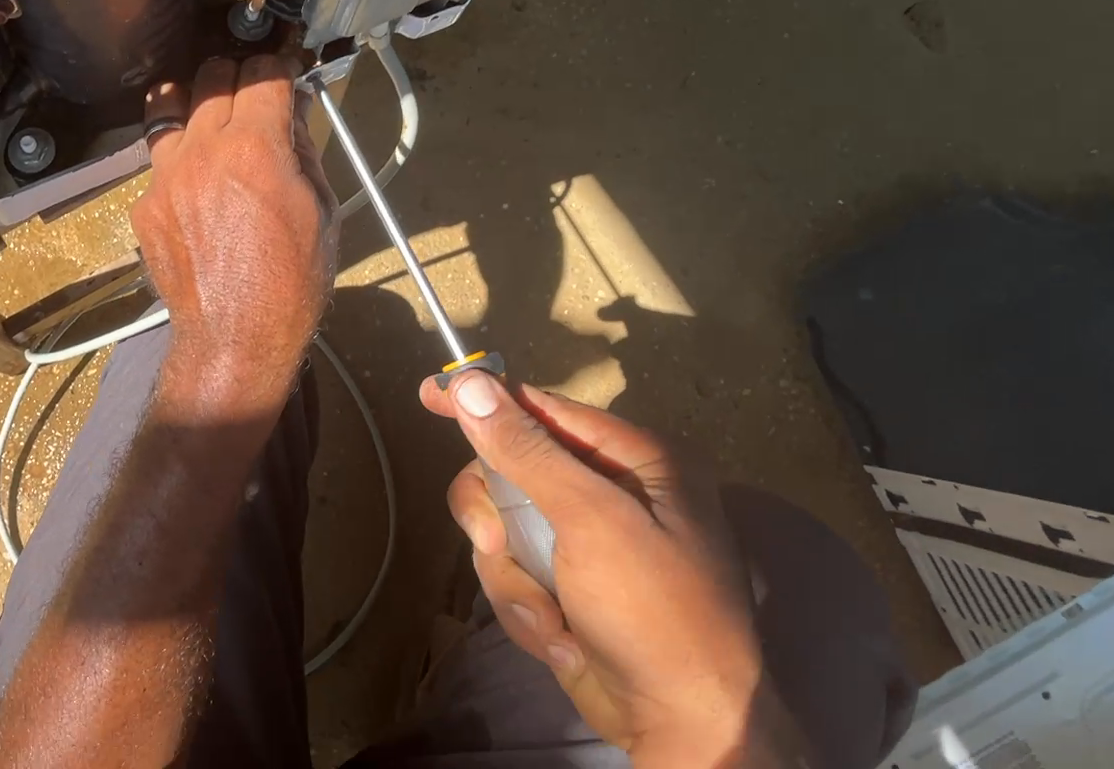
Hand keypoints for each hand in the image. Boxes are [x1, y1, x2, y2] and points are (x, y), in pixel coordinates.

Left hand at [132, 55, 336, 406]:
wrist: (234, 337)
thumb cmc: (293, 281)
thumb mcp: (321, 211)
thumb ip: (303, 149)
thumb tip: (294, 110)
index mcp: (254, 147)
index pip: (264, 72)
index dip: (281, 65)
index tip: (287, 73)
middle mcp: (202, 149)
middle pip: (212, 76)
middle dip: (238, 77)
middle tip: (252, 98)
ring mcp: (164, 175)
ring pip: (167, 105)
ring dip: (192, 101)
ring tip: (206, 116)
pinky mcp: (143, 203)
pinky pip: (158, 162)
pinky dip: (178, 159)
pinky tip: (193, 182)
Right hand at [420, 372, 808, 766]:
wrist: (685, 731)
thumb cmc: (654, 612)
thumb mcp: (590, 520)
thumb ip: (526, 449)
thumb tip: (469, 382)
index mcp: (636, 459)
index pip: (540, 409)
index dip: (483, 401)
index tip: (428, 393)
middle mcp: (611, 490)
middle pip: (507, 470)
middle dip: (496, 518)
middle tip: (495, 545)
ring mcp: (586, 538)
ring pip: (500, 525)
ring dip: (514, 576)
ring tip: (551, 616)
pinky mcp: (567, 580)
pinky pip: (511, 568)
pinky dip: (524, 603)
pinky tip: (560, 635)